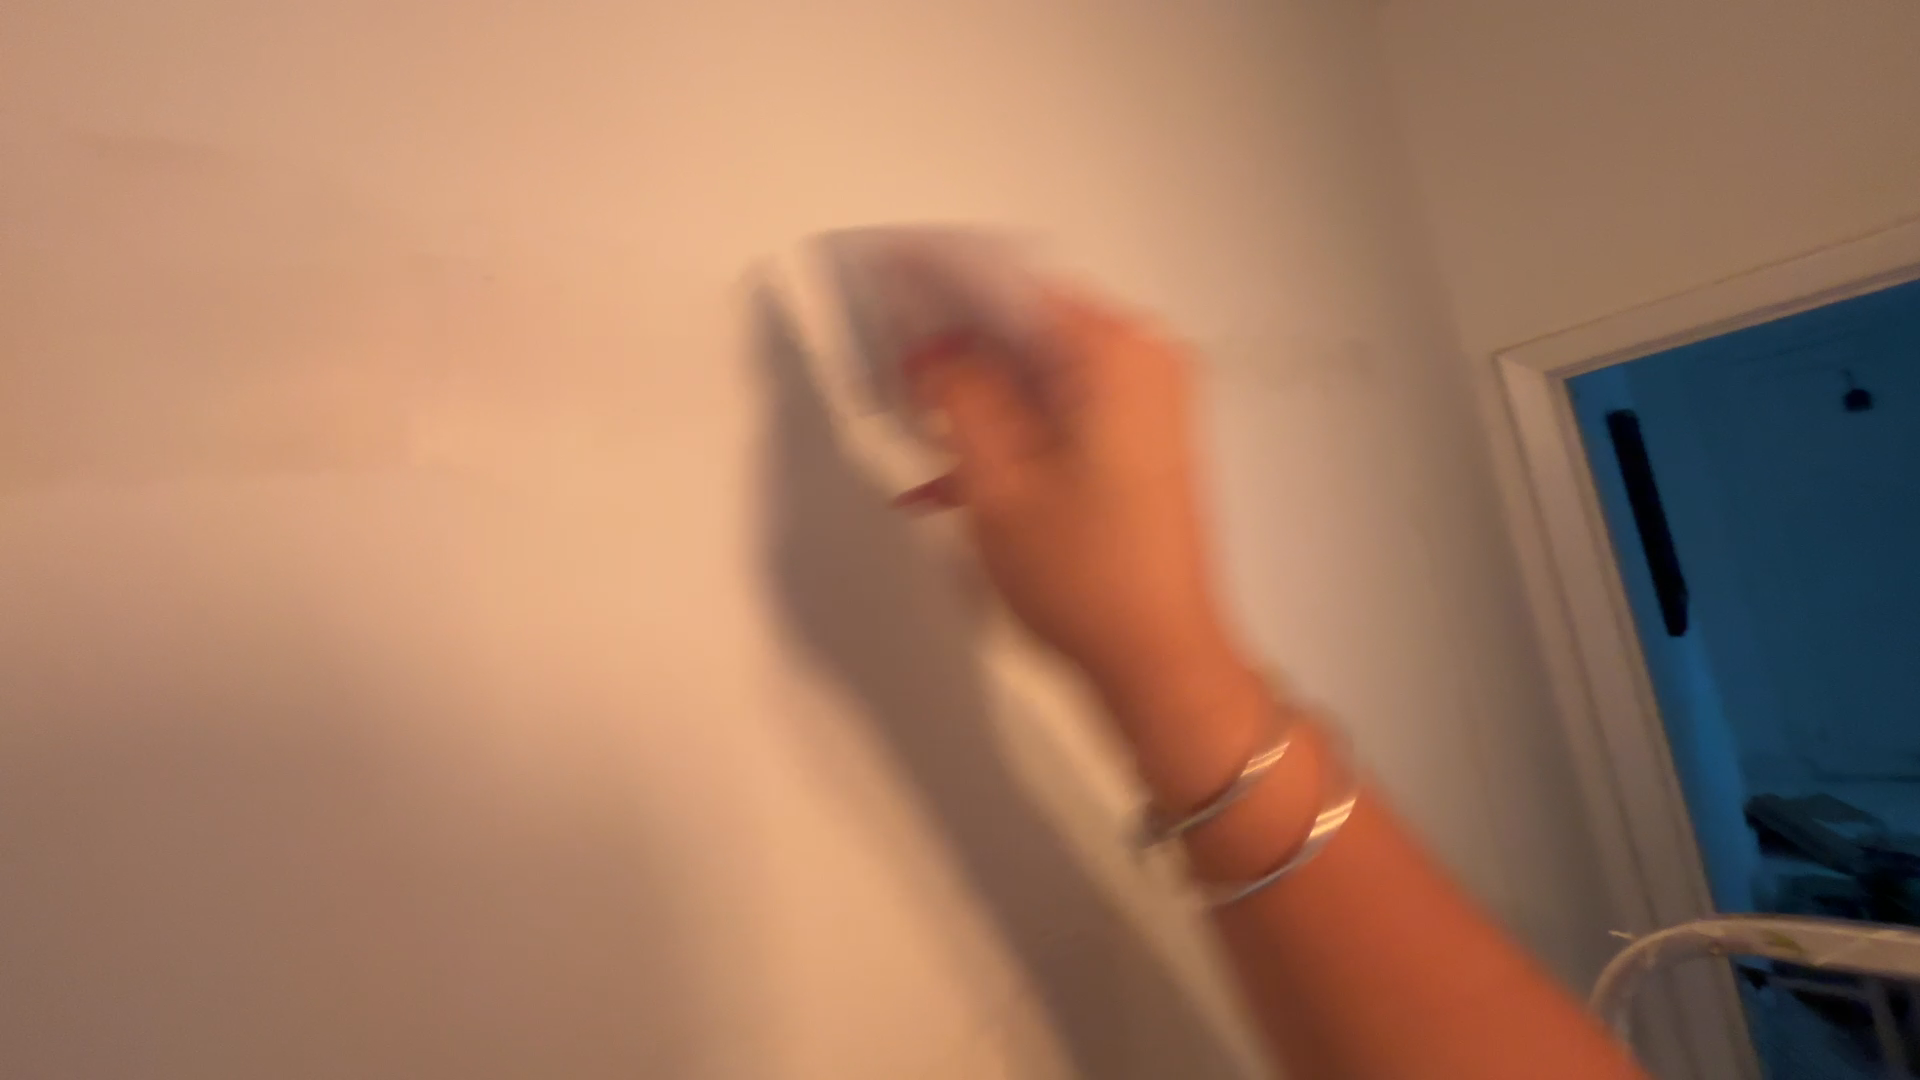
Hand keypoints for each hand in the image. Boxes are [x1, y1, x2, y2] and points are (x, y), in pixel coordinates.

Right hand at [906, 290, 1242, 706]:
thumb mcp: (997, 479)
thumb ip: (958, 393)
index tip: (886, 292)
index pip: (1014, 288)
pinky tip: (956, 483)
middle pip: (1030, 334)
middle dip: (959, 358)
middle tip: (896, 377)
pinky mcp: (1142, 444)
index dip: (942, 290)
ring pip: (1041, 381)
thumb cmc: (1083, 577)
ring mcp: (1150, 406)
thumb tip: (934, 345)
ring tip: (919, 441)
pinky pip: (1062, 419)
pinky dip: (1013, 442)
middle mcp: (1145, 364)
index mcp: (1117, 354)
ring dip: (979, 410)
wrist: (1161, 661)